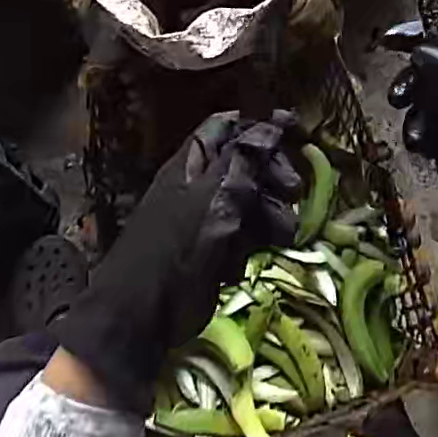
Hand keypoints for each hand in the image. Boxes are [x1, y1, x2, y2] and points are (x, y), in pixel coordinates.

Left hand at [51, 112, 303, 412]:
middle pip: (246, 164)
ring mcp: (206, 217)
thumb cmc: (177, 247)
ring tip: (285, 234)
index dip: (260, 127)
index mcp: (193, 162)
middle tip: (293, 192)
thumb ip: (247, 158)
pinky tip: (256, 255)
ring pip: (250, 201)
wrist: (142, 318)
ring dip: (271, 214)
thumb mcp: (216, 196)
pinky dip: (254, 241)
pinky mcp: (213, 248)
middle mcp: (200, 183)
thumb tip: (275, 119)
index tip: (294, 134)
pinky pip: (243, 233)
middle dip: (273, 176)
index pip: (229, 126)